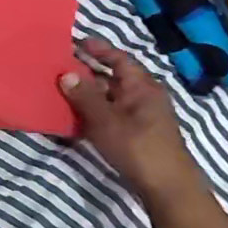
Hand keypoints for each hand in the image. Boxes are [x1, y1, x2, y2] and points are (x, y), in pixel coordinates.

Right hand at [58, 38, 205, 202]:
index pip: (119, 58)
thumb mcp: (105, 120)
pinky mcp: (139, 131)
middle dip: (89, 71)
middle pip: (114, 76)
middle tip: (61, 67)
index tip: (76, 42)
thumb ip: (85, 96)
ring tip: (63, 91)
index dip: (99, 49)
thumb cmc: (137, 146)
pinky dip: (96, 109)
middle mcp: (145, 95)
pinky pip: (113, 112)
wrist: (166, 185)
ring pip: (112, 96)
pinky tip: (78, 116)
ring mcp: (143, 114)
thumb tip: (66, 73)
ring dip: (90, 92)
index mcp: (141, 86)